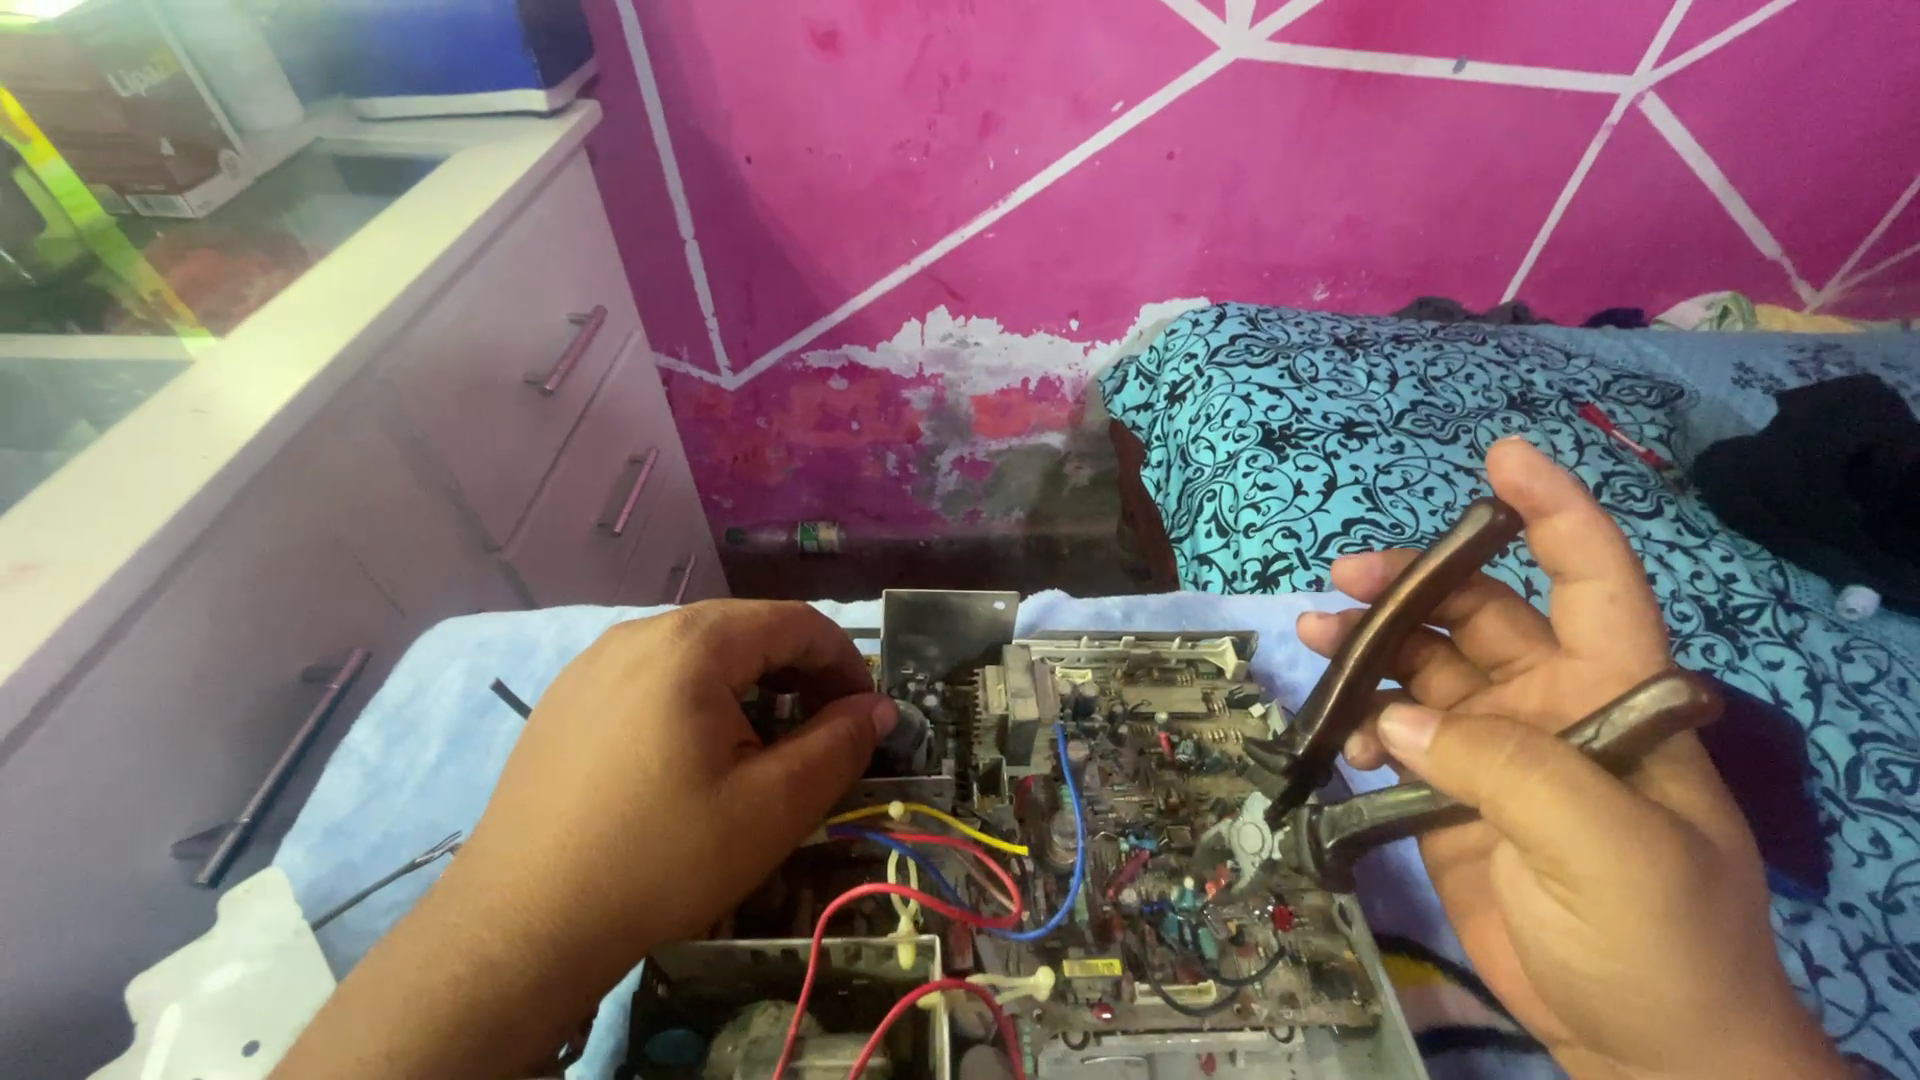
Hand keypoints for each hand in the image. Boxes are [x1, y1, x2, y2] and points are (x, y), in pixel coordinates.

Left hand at [275, 601, 895, 1078]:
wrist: (518, 926)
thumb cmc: (661, 857)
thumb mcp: (773, 806)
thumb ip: (839, 744)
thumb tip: (878, 708)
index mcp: (692, 644)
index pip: (795, 622)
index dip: (844, 662)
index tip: (864, 713)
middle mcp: (639, 632)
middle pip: (745, 630)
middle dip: (797, 673)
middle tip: (820, 731)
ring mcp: (593, 663)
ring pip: (698, 652)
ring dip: (748, 685)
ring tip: (762, 745)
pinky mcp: (567, 699)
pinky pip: (653, 675)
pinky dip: (697, 697)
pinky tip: (693, 755)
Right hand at [1296, 438, 1842, 1079]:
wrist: (1636, 1042)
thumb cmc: (1660, 939)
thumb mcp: (1607, 845)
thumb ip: (1501, 767)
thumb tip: (1390, 719)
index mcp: (1611, 696)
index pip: (1592, 584)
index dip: (1554, 515)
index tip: (1501, 459)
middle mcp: (1545, 705)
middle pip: (1472, 616)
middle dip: (1411, 587)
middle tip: (1344, 580)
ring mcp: (1487, 747)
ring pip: (1416, 670)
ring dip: (1366, 648)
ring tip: (1316, 636)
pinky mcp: (1440, 790)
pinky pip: (1386, 733)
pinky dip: (1355, 725)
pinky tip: (1335, 737)